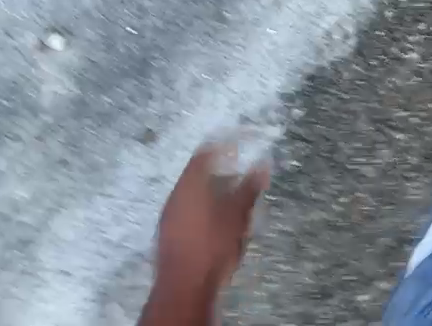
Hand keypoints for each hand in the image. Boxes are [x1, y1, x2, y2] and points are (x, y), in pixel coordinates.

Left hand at [141, 140, 270, 325]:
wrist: (184, 287)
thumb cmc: (213, 244)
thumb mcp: (238, 213)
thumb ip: (249, 187)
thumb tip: (263, 164)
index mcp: (191, 182)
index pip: (206, 150)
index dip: (225, 143)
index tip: (242, 143)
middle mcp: (176, 193)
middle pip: (198, 170)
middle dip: (221, 168)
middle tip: (241, 172)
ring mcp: (169, 214)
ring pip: (193, 191)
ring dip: (212, 189)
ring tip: (233, 197)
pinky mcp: (168, 233)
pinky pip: (188, 208)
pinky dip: (204, 206)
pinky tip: (216, 219)